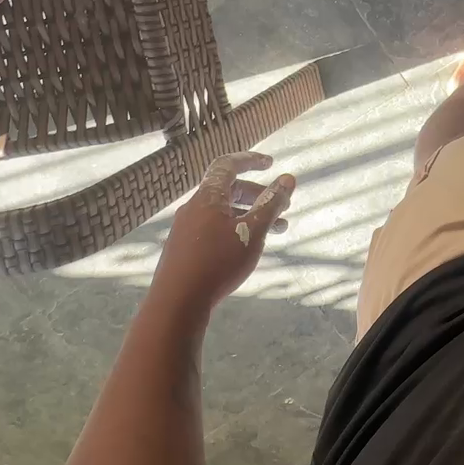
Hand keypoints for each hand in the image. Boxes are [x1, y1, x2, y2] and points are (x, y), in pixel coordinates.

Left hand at [150, 152, 295, 315]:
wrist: (176, 304)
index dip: (250, 160)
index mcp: (208, 198)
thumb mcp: (252, 231)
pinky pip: (215, 227)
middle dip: (259, 194)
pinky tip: (249, 247)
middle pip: (229, 189)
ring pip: (224, 211)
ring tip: (276, 230)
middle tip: (283, 206)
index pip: (227, 165)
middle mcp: (194, 208)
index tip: (271, 164)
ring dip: (251, 214)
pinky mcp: (184, 248)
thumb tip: (288, 178)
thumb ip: (271, 203)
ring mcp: (186, 229)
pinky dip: (237, 228)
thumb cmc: (218, 262)